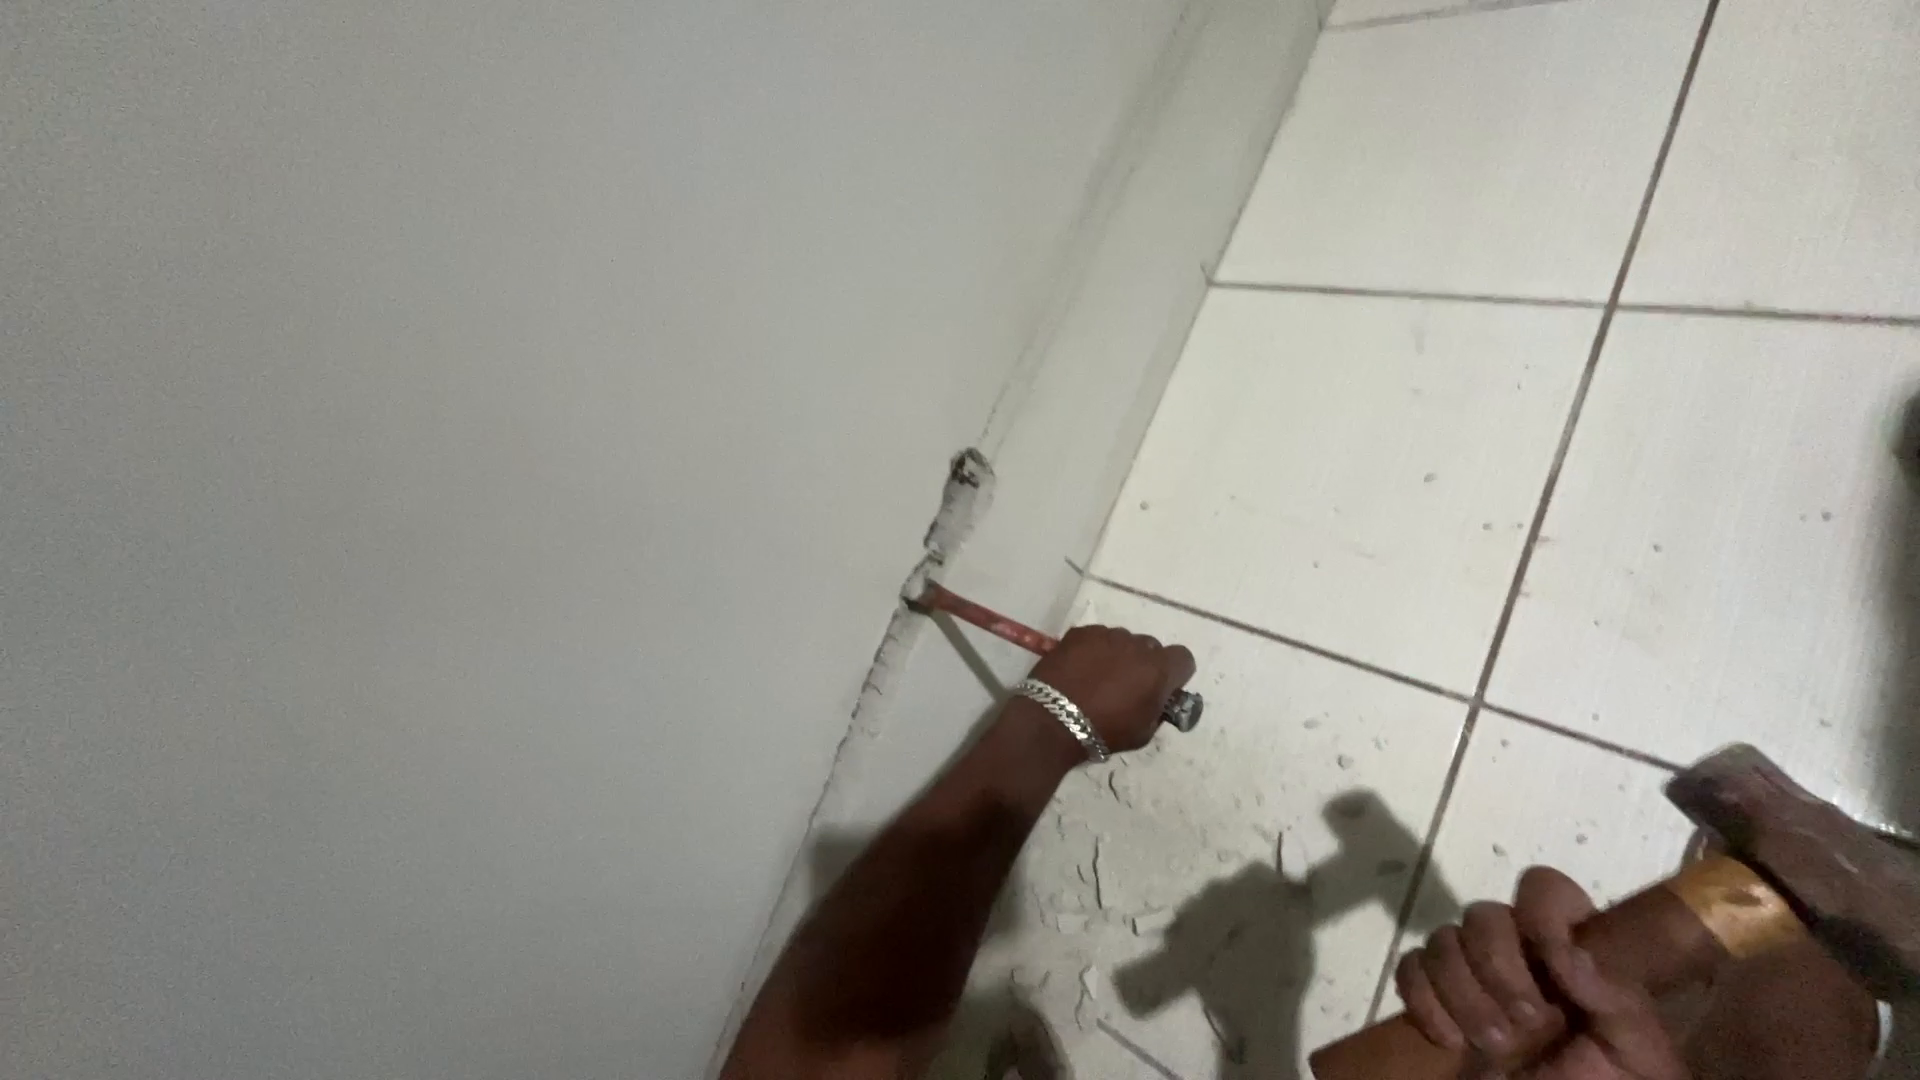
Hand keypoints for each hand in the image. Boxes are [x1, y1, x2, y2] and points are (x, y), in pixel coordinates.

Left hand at [1024, 625, 1194, 752]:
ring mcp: (1106, 634)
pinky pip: (1096, 637)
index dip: (1175, 674)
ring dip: (1118, 654)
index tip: (1162, 688)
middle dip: (1145, 663)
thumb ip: (1158, 709)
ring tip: (1097, 677)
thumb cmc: (1104, 731)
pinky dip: (1093, 649)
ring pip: (1122, 640)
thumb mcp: (1144, 732)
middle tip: (1127, 685)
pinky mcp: (1079, 632)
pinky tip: (1079, 668)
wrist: (1053, 719)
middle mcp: (1137, 645)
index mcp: (1159, 669)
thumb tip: (1157, 699)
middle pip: (1151, 647)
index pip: (1184, 658)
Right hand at [1396, 867, 1688, 1079]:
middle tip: (1526, 1022)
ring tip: (1492, 1044)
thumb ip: (1618, 1002)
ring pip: (1440, 940)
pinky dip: (1423, 1001)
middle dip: (1497, 967)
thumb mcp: (1641, 1056)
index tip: (1553, 961)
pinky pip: (1408, 968)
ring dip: (1462, 994)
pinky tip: (1450, 1039)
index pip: (1545, 889)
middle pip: (1482, 914)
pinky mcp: (1434, 994)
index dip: (1540, 909)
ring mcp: (1470, 971)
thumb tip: (1569, 956)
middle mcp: (1516, 950)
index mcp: (1568, 952)